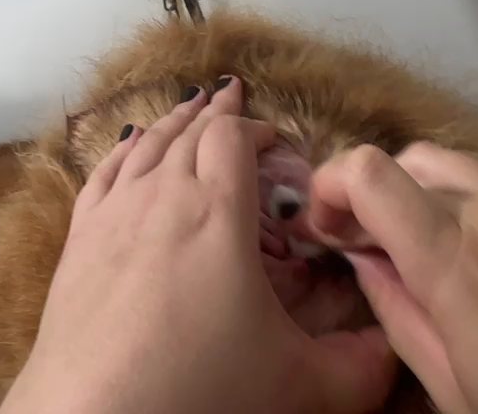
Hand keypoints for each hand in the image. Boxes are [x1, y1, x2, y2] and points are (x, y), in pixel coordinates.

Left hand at [0, 79, 396, 413]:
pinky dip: (122, 149)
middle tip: (230, 93)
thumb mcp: (301, 385)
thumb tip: (397, 348)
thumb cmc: (202, 393)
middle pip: (189, 131)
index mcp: (217, 210)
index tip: (272, 135)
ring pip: (147, 143)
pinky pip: (104, 172)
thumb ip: (361, 363)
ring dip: (171, 121)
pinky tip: (128, 142)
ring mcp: (115, 211)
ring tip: (188, 106)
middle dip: (215, 112)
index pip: (232, 137)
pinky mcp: (80, 236)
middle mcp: (162, 194)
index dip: (254, 127)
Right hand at [308, 143, 477, 413]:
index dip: (327, 185)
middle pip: (404, 161)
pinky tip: (466, 259)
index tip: (321, 225)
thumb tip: (367, 265)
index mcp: (462, 262)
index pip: (368, 172)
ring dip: (413, 194)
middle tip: (364, 247)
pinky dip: (456, 203)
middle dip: (370, 194)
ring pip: (446, 166)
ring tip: (413, 252)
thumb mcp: (461, 395)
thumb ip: (400, 316)